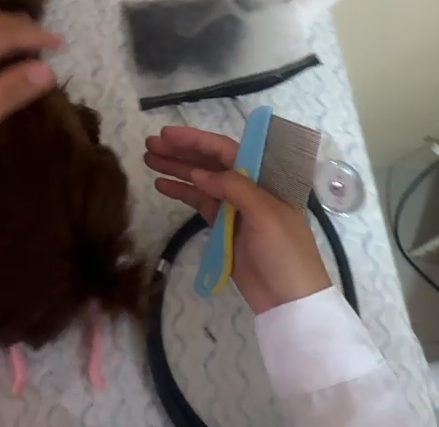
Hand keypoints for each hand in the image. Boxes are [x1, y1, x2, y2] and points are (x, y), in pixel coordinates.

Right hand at [144, 125, 330, 314]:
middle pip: (209, 162)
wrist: (291, 303)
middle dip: (180, 152)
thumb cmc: (286, 253)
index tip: (167, 134)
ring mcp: (233, 208)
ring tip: (148, 160)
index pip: (225, 150)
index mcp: (263, 177)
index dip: (195, 140)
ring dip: (175, 169)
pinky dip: (180, 192)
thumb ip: (233, 187)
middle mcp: (246, 187)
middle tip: (150, 145)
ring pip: (200, 180)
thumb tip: (199, 172)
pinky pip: (198, 202)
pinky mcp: (222, 227)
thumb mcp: (264, 214)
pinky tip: (161, 185)